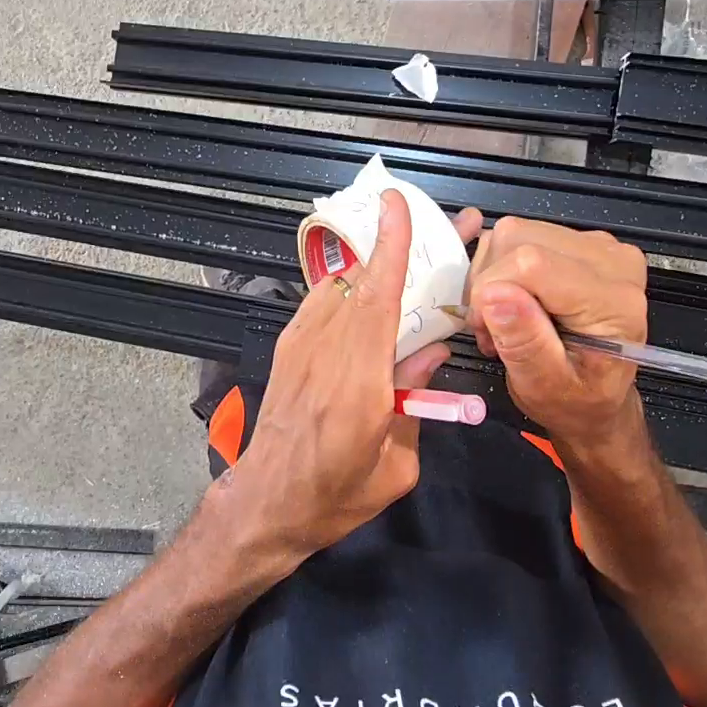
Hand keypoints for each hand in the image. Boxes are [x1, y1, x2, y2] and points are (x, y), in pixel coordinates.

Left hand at [224, 190, 449, 555]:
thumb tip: (429, 353)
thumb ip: (416, 402)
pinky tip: (371, 288)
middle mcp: (325, 351)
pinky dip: (350, 285)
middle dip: (400, 245)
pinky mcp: (288, 346)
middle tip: (440, 222)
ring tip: (410, 252)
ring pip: (342, 285)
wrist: (267, 500)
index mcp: (358, 383)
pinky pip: (323, 300)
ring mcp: (300, 344)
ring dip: (376, 263)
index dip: (391, 248)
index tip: (399, 207)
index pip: (378, 300)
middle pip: (363, 281)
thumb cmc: (335, 494)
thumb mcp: (395, 464)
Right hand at [463, 216, 647, 440]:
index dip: (492, 290)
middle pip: (518, 241)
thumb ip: (524, 342)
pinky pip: (518, 235)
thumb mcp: (544, 386)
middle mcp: (612, 262)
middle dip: (489, 283)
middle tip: (494, 330)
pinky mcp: (578, 240)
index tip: (487, 330)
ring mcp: (597, 245)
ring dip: (492, 275)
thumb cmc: (575, 400)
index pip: (531, 262)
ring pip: (512, 234)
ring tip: (504, 319)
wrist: (598, 401)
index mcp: (614, 301)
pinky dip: (501, 267)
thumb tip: (492, 294)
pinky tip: (512, 299)